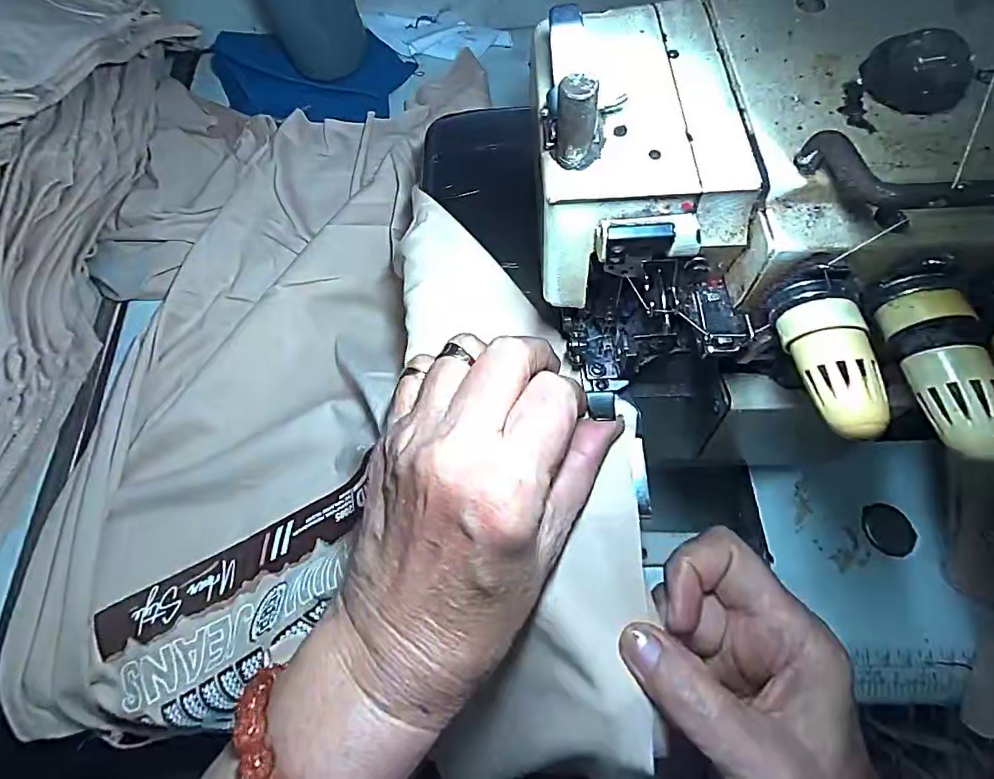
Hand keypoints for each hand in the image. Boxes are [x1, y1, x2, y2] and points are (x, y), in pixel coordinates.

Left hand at [264, 334, 621, 777]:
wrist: (392, 644)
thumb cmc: (476, 616)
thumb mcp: (547, 553)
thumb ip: (578, 473)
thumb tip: (607, 421)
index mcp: (505, 487)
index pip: (554, 393)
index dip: (575, 395)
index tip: (574, 410)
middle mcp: (455, 450)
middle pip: (505, 352)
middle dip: (536, 359)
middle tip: (542, 387)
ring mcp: (413, 438)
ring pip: (459, 351)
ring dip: (488, 363)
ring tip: (499, 395)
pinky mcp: (386, 437)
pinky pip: (417, 371)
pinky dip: (444, 373)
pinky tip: (458, 401)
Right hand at [620, 527, 873, 778]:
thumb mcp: (762, 755)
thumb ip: (697, 699)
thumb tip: (634, 638)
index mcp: (790, 633)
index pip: (728, 556)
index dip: (690, 571)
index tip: (674, 622)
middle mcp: (759, 638)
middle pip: (690, 590)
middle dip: (662, 624)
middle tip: (651, 668)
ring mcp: (733, 665)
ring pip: (670, 626)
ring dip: (651, 657)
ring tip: (656, 704)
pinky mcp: (711, 692)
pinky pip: (665, 663)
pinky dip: (650, 683)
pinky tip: (658, 717)